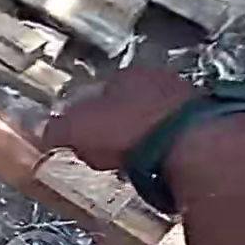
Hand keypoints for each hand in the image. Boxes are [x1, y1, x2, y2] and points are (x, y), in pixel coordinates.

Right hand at [42, 69, 200, 170]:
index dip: (84, 117)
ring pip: (150, 121)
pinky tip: (152, 169)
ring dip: (138, 141)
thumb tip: (41, 132)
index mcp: (124, 76)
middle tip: (102, 154)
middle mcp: (157, 80)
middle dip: (113, 128)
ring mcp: (184, 101)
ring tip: (127, 166)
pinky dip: (159, 152)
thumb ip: (56, 130)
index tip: (79, 140)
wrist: (189, 146)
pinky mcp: (203, 126)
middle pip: (126, 105)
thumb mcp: (78, 130)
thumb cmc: (128, 131)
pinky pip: (171, 140)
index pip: (96, 93)